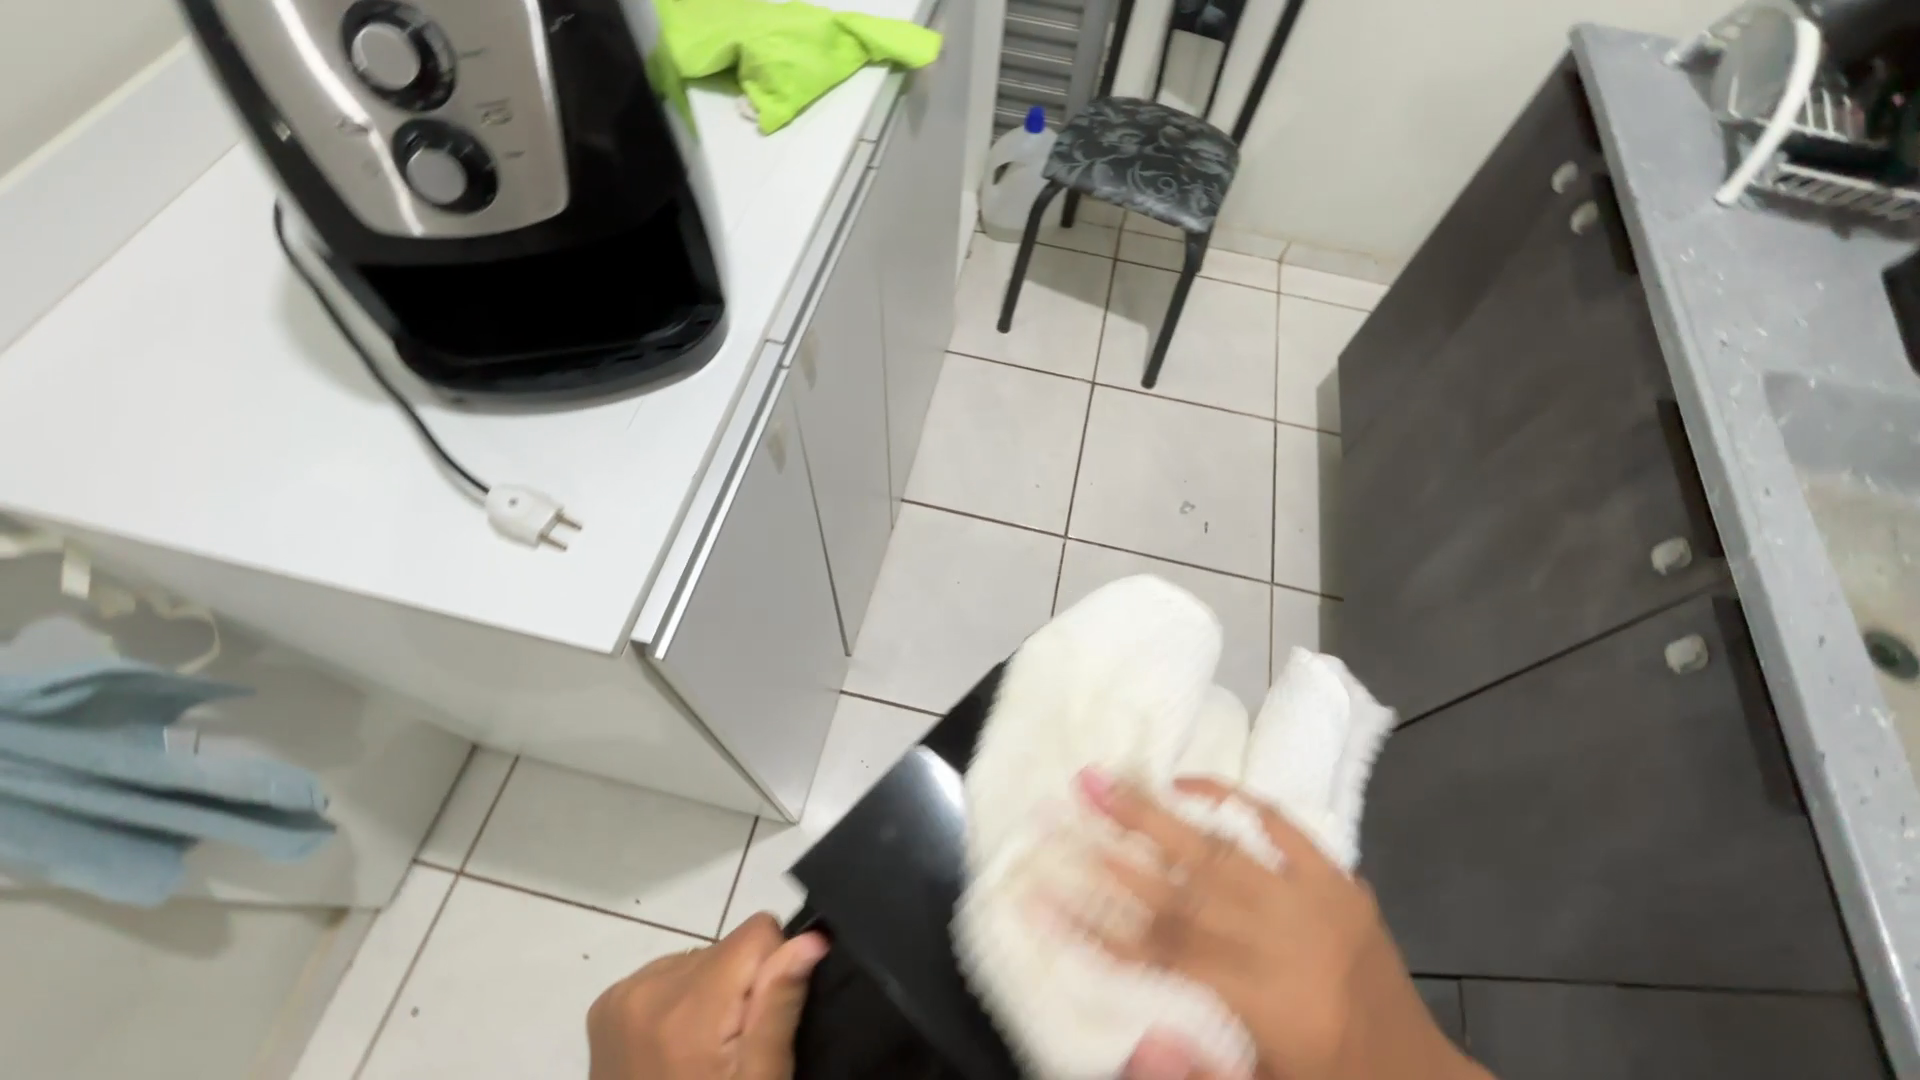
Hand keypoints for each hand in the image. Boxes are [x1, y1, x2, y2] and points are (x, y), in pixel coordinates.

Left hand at [586, 913, 828, 1079]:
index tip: (763, 1019)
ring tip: (701, 1053)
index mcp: (690, 1006)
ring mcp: (622, 994)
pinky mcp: (607, 1002)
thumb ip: (780, 1006)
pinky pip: (668, 974)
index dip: (774, 969)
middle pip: (728, 947)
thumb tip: (810, 939)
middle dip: (740, 987)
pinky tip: (675, 1047)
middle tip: (731, 1050)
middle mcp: (650, 986)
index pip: (759, 930)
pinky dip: (681, 1001)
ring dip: (711, 995)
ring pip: (700, 959)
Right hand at [1072, 770, 1491, 1079]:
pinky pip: (1284, 827)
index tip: (1043, 892)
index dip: (1095, 924)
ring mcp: (1316, 902)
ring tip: (1112, 780)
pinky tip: (1190, 782)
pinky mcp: (1339, 881)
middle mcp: (1285, 942)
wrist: (1420, 1079)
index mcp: (1265, 1002)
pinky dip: (1235, 800)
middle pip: (1184, 887)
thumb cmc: (1325, 1079)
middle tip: (1072, 801)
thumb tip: (1136, 1037)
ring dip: (1159, 812)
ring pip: (1221, 848)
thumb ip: (1199, 1070)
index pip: (1161, 953)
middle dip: (1119, 843)